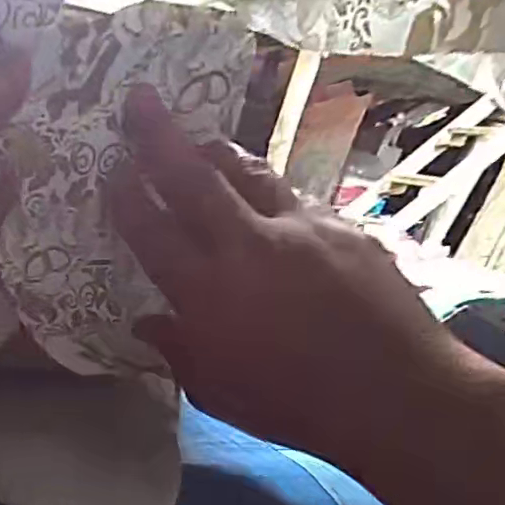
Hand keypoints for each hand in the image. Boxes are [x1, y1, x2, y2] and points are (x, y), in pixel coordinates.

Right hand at [109, 85, 485, 466]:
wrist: (395, 394)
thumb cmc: (291, 405)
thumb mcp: (215, 391)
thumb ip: (177, 350)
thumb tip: (147, 323)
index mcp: (206, 294)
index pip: (153, 233)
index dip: (126, 197)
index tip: (109, 168)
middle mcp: (247, 246)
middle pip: (193, 179)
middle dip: (159, 136)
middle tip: (139, 99)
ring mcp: (300, 228)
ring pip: (249, 172)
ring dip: (215, 152)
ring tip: (198, 141)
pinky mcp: (343, 227)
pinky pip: (295, 199)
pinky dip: (269, 195)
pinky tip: (267, 206)